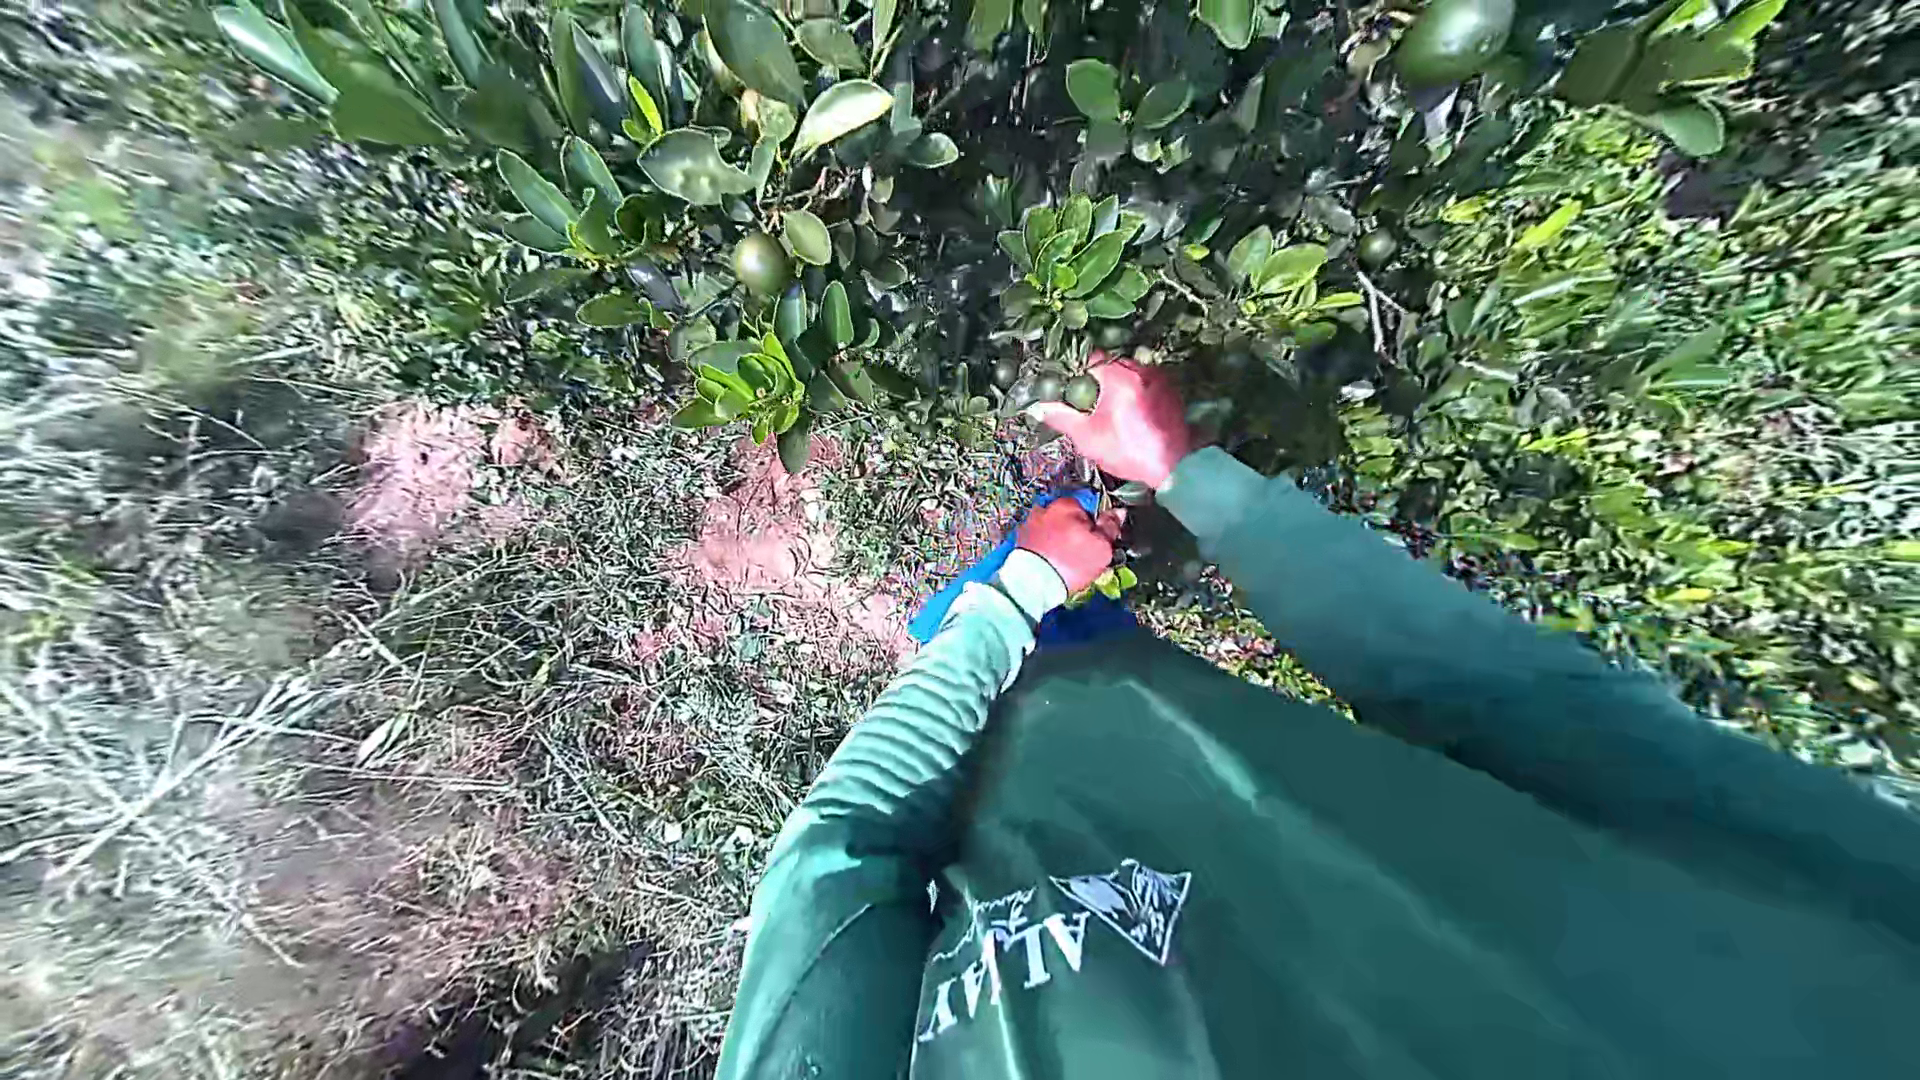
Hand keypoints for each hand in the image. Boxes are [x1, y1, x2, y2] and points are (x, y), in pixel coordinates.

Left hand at [1016, 499, 1124, 593]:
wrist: (1034, 585)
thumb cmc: (1070, 564)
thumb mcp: (1102, 547)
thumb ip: (1110, 527)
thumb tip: (1118, 513)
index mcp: (1066, 505)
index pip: (1088, 508)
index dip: (1095, 526)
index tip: (1097, 542)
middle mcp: (1044, 509)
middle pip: (1068, 519)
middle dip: (1075, 533)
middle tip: (1082, 555)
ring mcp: (1029, 525)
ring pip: (1053, 531)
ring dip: (1059, 542)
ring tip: (1066, 563)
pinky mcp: (1019, 542)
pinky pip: (1040, 543)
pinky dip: (1046, 550)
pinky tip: (1052, 564)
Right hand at [1029, 352, 1191, 487]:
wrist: (1171, 467)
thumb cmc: (1128, 451)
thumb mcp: (1087, 436)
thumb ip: (1062, 417)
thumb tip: (1040, 408)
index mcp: (1120, 377)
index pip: (1093, 359)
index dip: (1079, 372)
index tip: (1073, 386)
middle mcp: (1143, 371)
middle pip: (1113, 364)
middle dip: (1100, 379)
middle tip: (1090, 400)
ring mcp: (1160, 380)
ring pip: (1132, 372)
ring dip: (1119, 384)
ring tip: (1110, 409)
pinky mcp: (1171, 392)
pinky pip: (1147, 383)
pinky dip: (1137, 392)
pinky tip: (1130, 414)